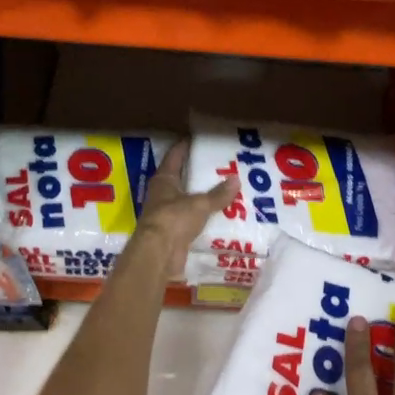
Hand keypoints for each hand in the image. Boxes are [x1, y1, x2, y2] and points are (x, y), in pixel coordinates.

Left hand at [134, 140, 236, 258]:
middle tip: (219, 166)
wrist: (158, 254)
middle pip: (180, 179)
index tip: (197, 139)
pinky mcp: (172, 233)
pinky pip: (190, 221)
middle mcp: (161, 195)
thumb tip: (236, 180)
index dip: (184, 147)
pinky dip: (202, 218)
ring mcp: (165, 215)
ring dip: (200, 197)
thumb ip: (218, 194)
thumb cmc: (173, 219)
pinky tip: (218, 216)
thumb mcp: (199, 204)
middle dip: (197, 174)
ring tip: (223, 190)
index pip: (174, 157)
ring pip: (186, 201)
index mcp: (163, 180)